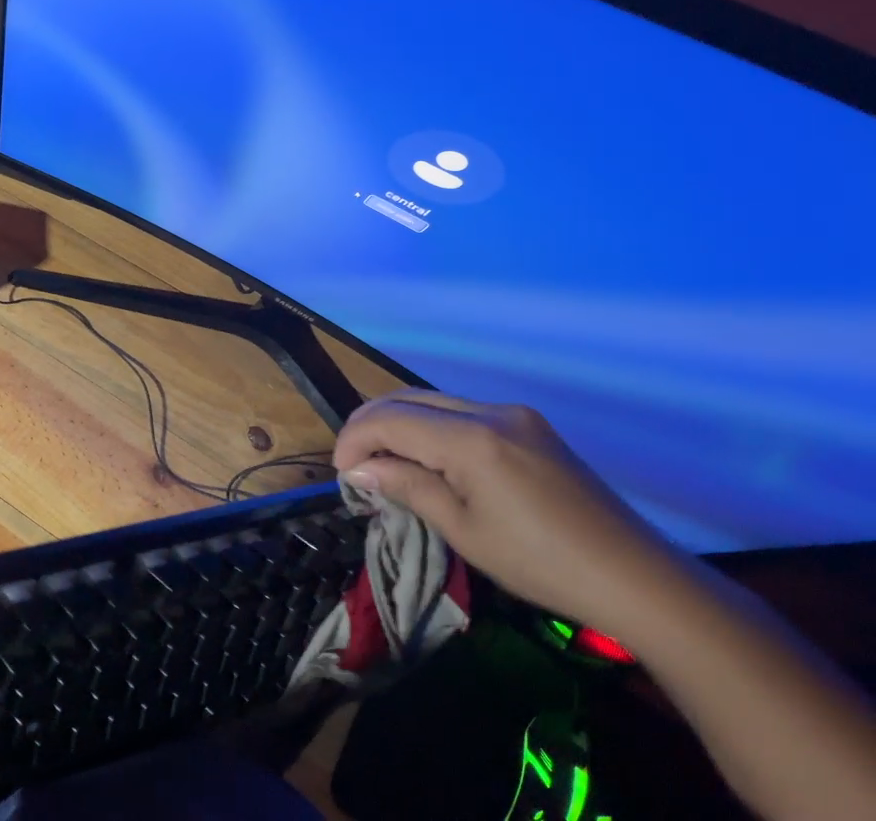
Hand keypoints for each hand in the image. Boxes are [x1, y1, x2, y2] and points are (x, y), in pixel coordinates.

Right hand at [333, 390, 683, 629]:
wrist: (637, 579)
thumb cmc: (540, 562)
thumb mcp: (462, 529)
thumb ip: (407, 487)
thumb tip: (358, 470)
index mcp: (472, 438)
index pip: (388, 419)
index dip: (354, 440)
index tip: (341, 475)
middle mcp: (492, 412)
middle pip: (408, 399)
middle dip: (370, 425)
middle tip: (352, 464)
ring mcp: (516, 417)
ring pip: (434, 402)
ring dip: (398, 425)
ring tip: (382, 463)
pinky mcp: (531, 429)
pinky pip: (462, 414)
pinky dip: (430, 429)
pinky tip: (424, 460)